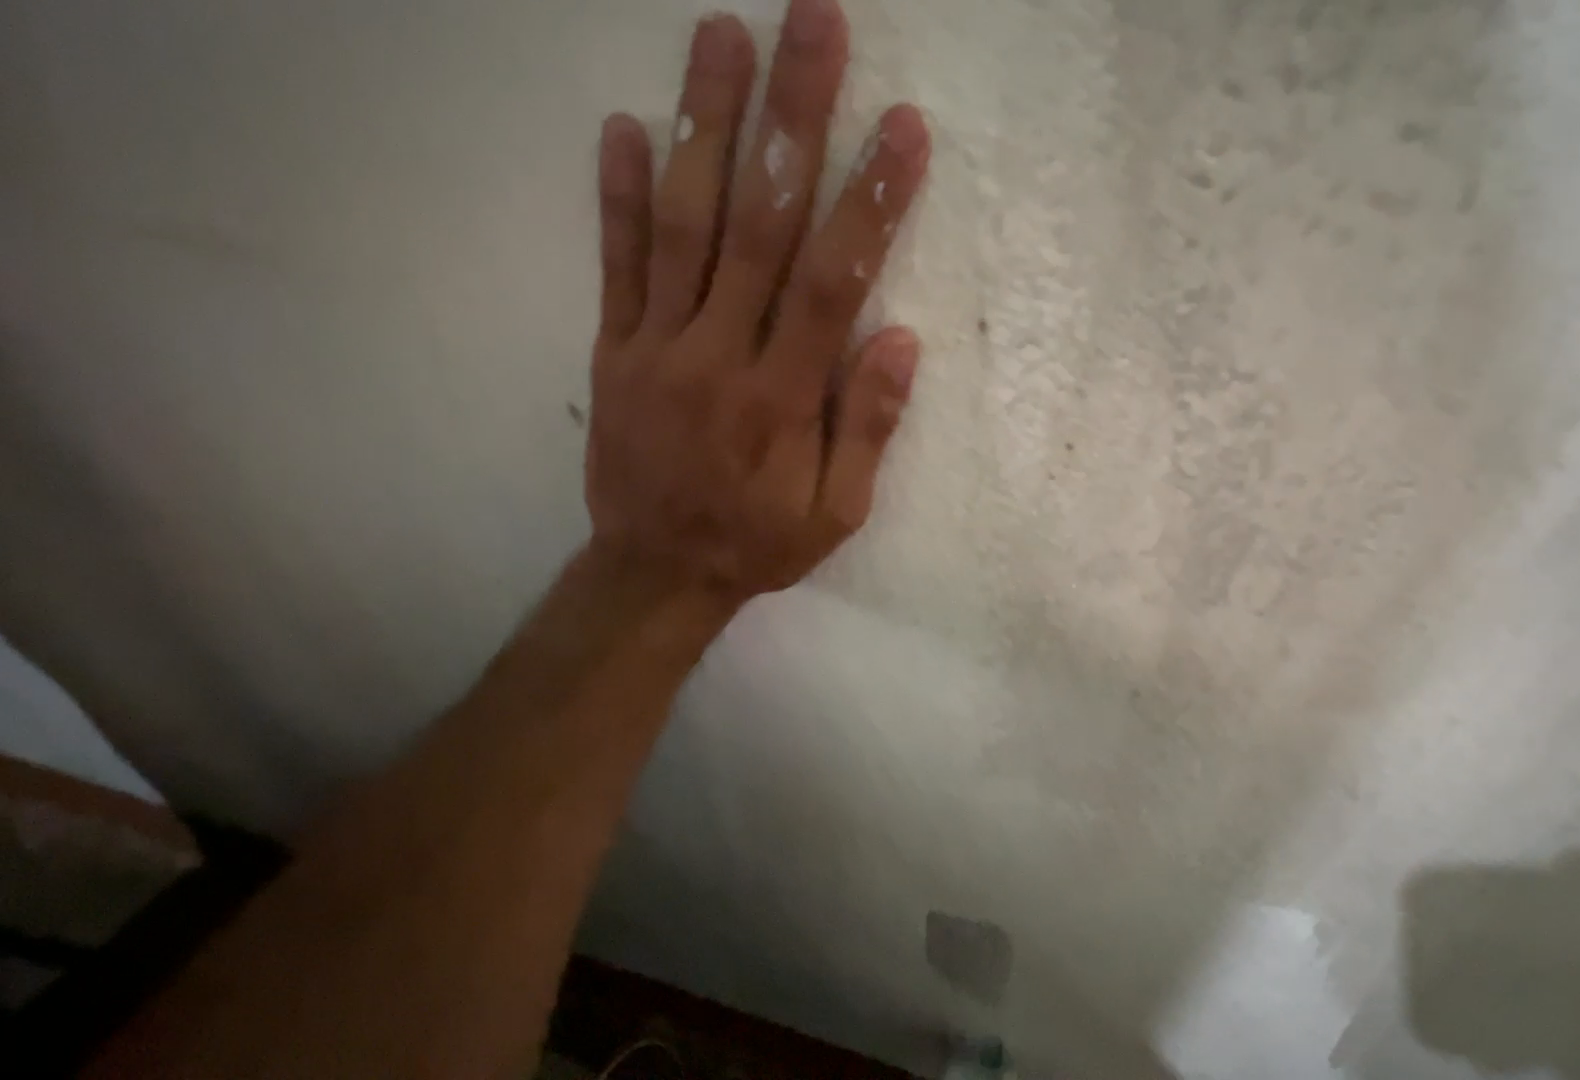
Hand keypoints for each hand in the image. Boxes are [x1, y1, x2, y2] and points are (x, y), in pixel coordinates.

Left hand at [585, 0, 928, 612]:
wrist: (654, 573)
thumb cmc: (759, 541)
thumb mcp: (837, 512)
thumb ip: (867, 427)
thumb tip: (899, 337)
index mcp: (781, 396)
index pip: (832, 281)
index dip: (870, 201)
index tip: (903, 128)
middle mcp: (718, 354)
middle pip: (760, 223)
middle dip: (793, 119)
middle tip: (814, 26)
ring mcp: (657, 345)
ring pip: (684, 223)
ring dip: (706, 124)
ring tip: (722, 35)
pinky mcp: (614, 348)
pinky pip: (615, 263)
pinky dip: (617, 193)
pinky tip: (626, 122)